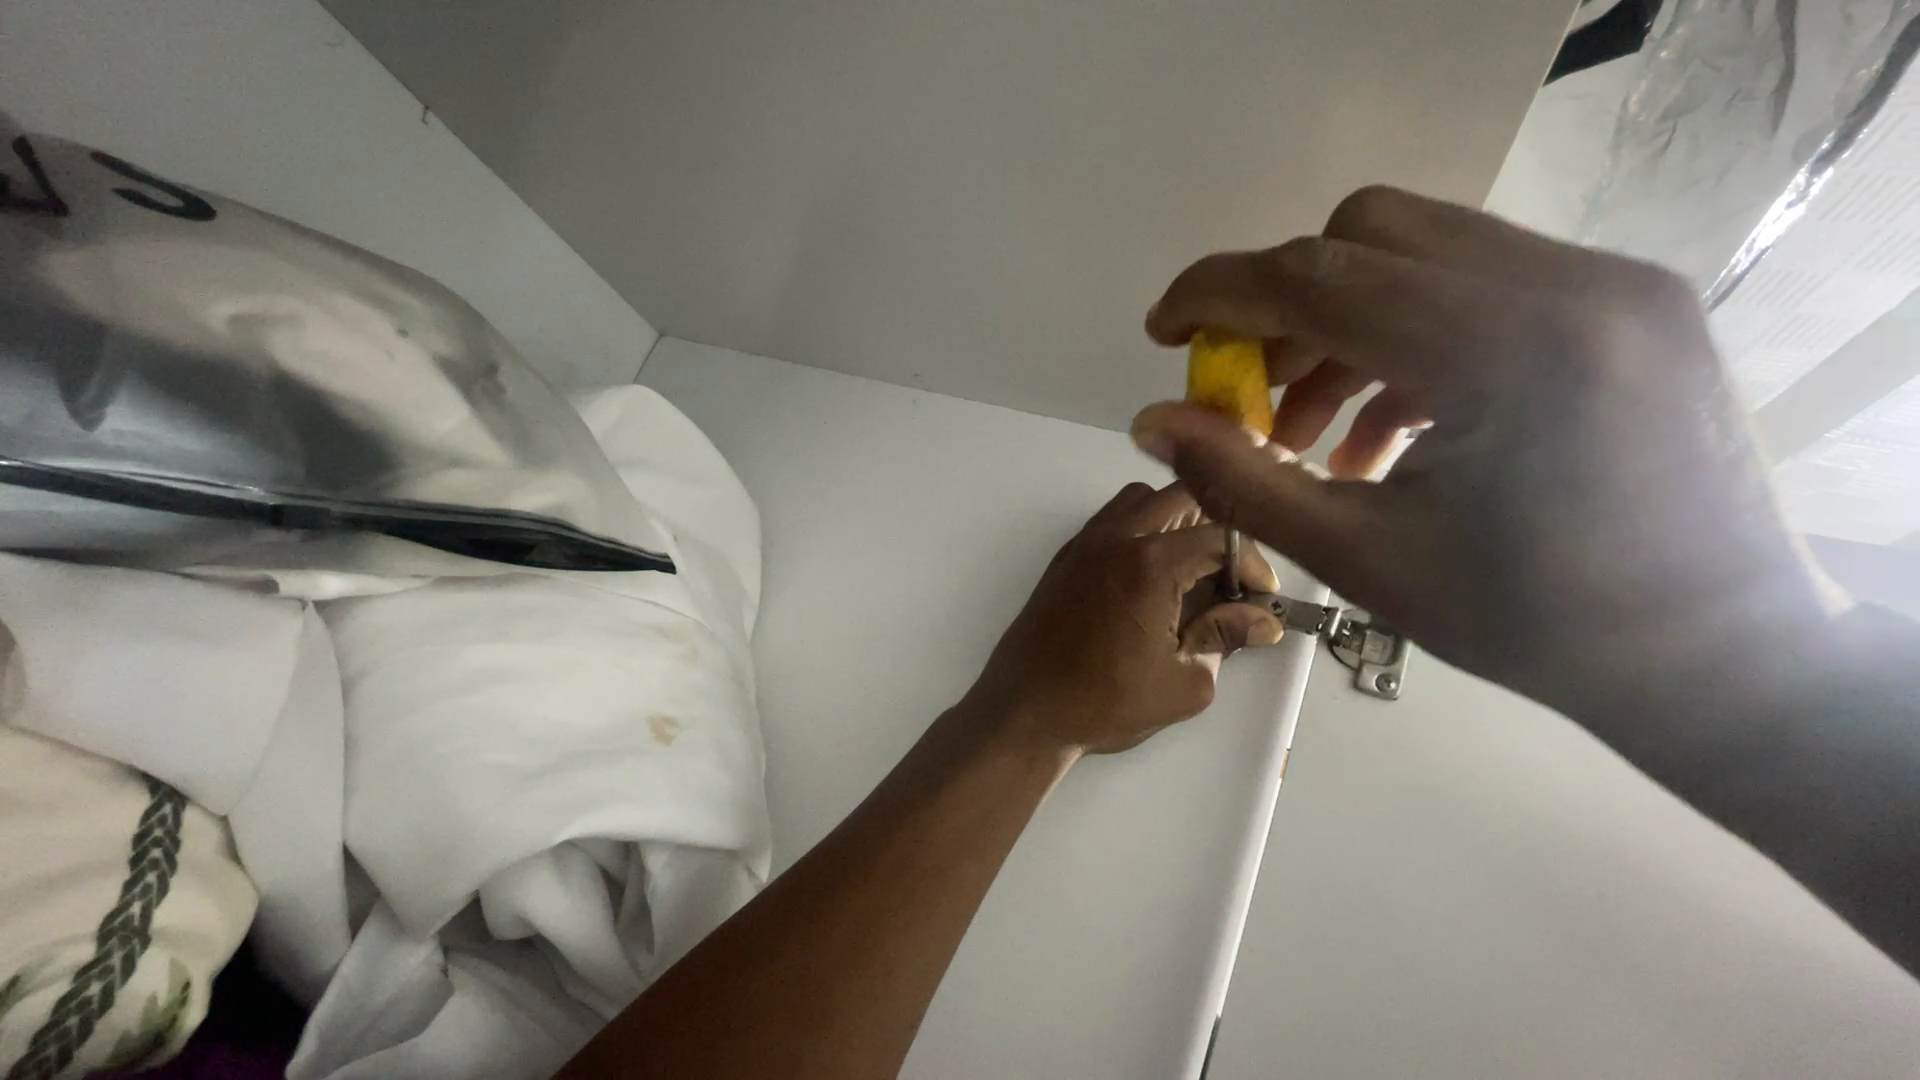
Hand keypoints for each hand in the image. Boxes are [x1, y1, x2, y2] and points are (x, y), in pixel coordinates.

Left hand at [962, 482, 1284, 755]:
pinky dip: (1139, 528)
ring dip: (1175, 520)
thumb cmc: (1104, 703)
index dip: (1254, 565)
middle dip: (1217, 529)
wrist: (1024, 710)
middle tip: (1230, 577)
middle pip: (1183, 497)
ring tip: (1190, 570)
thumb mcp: (1184, 682)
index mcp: (1150, 563)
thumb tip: (1262, 621)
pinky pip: (1112, 519)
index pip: (1222, 536)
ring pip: (1142, 499)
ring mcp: (1085, 542)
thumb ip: (1226, 638)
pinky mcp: (1066, 556)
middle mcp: (1116, 537)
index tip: (1261, 597)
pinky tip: (1149, 576)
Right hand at [1130, 186, 1843, 718]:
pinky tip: (1388, 431)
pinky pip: (1479, 286)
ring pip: (1421, 253)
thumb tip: (1152, 421)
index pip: (1317, 276)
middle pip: (1367, 235)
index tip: (1163, 329)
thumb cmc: (1530, 624)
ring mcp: (1609, 284)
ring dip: (1341, 329)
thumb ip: (1239, 478)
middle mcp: (1566, 284)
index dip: (1218, 293)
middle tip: (1249, 390)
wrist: (1718, 657)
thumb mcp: (1357, 559)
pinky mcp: (1626, 303)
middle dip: (1282, 305)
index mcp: (1501, 350)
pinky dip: (1406, 340)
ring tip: (1311, 430)